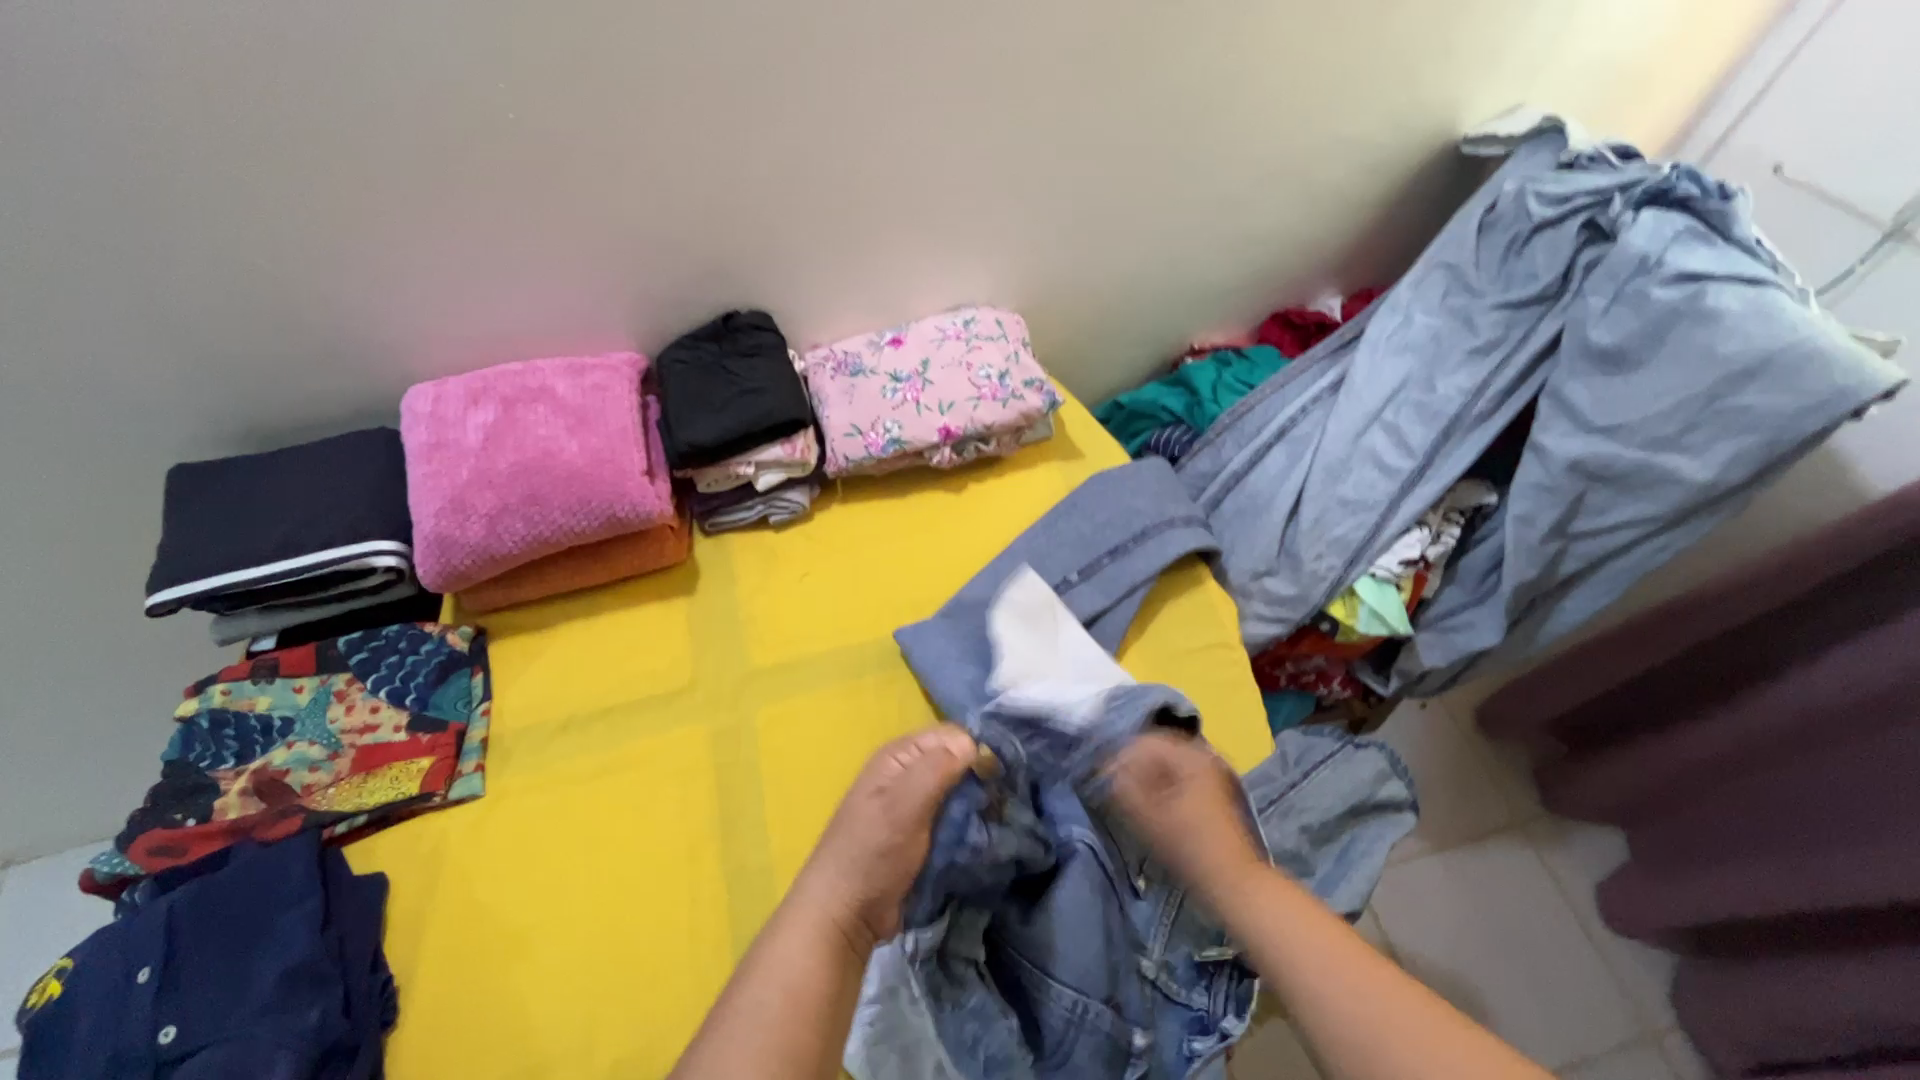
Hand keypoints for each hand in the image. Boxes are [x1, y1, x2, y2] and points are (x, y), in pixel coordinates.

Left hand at [788, 726, 977, 957]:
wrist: (847, 914)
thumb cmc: (872, 853)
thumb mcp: (903, 805)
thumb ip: (937, 768)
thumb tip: (973, 743)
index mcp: (900, 756)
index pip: (953, 736)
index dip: (977, 751)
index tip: (998, 778)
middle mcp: (909, 774)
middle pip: (961, 764)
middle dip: (983, 781)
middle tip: (1001, 805)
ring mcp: (918, 806)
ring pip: (964, 794)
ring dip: (981, 807)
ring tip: (998, 824)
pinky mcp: (927, 835)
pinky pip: (959, 820)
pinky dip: (973, 827)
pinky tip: (986, 838)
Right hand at [1106, 732, 1266, 902]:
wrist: (1236, 883)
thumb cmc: (1189, 847)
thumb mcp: (1146, 816)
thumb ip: (1121, 787)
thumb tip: (1107, 770)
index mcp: (1192, 755)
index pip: (1145, 741)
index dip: (1119, 756)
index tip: (1102, 778)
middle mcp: (1208, 757)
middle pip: (1160, 749)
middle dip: (1134, 764)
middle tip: (1114, 786)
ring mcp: (1218, 775)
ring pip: (1172, 764)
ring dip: (1149, 775)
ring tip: (1132, 797)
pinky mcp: (1219, 794)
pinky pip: (1184, 777)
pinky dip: (1165, 784)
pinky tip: (1154, 804)